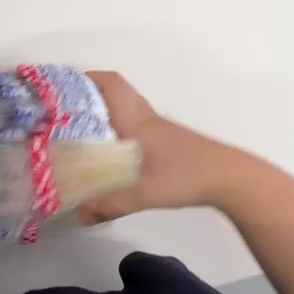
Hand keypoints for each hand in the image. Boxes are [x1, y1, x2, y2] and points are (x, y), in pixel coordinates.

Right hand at [77, 71, 254, 225]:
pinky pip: (134, 124)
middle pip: (115, 92)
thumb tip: (79, 215)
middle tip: (62, 108)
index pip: (111, 84)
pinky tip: (108, 149)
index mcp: (136, 120)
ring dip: (103, 110)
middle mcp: (145, 118)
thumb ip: (110, 204)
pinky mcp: (166, 141)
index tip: (61, 85)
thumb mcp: (145, 194)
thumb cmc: (187, 176)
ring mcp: (158, 129)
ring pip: (125, 108)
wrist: (231, 178)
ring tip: (77, 127)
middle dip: (88, 93)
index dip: (86, 78)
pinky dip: (117, 127)